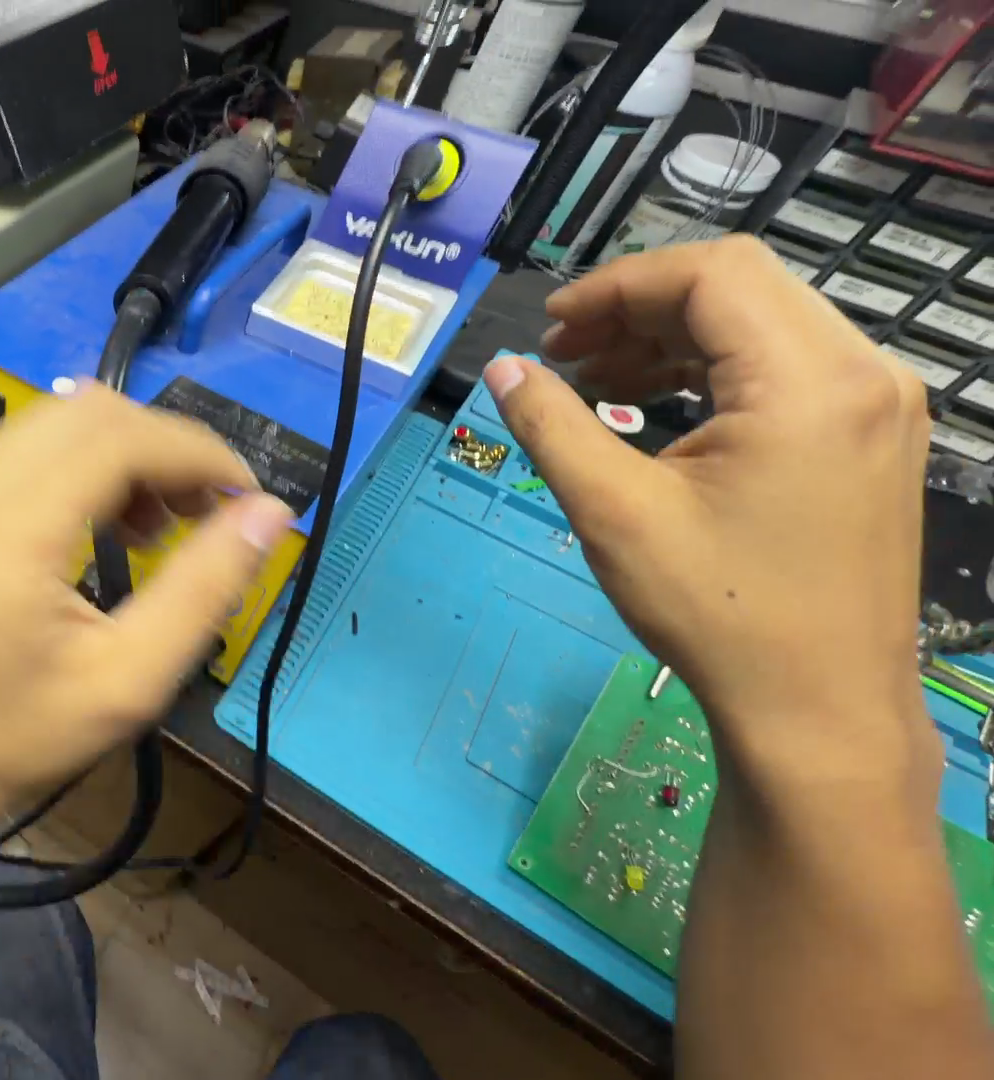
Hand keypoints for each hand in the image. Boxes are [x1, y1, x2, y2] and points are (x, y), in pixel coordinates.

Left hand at [0, 385, 294, 851]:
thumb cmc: (29, 731)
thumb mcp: (132, 679)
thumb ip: (204, 589)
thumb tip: (269, 513)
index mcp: (8, 538)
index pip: (116, 440)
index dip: (195, 452)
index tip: (243, 495)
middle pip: (91, 415)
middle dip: (167, 448)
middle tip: (206, 511)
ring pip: (65, 419)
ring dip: (132, 452)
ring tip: (162, 523)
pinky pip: (37, 443)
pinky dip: (93, 463)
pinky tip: (116, 519)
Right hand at [486, 237, 932, 783]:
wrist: (814, 699)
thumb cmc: (713, 604)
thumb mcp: (612, 510)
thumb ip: (551, 425)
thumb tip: (503, 369)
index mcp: (808, 381)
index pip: (713, 274)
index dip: (617, 285)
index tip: (548, 327)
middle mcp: (859, 373)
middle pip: (738, 291)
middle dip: (635, 310)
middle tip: (557, 356)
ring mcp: (871, 405)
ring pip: (757, 326)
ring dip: (664, 339)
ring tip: (590, 380)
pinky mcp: (861, 436)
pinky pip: (776, 369)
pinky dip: (701, 371)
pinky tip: (647, 406)